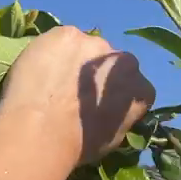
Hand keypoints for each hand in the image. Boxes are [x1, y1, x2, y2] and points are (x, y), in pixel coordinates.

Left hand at [0, 26, 154, 166]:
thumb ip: (120, 116)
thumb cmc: (78, 145)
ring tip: (52, 81)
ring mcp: (95, 43)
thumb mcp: (113, 139)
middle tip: (72, 92)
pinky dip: (51, 52)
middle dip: (96, 73)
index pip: (134, 85)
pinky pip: (60, 41)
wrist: (41, 131)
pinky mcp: (66, 34)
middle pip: (111, 63)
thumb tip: (110, 112)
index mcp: (141, 89)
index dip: (113, 94)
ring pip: (85, 49)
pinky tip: (39, 71)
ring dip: (74, 60)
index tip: (96, 105)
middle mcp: (125, 60)